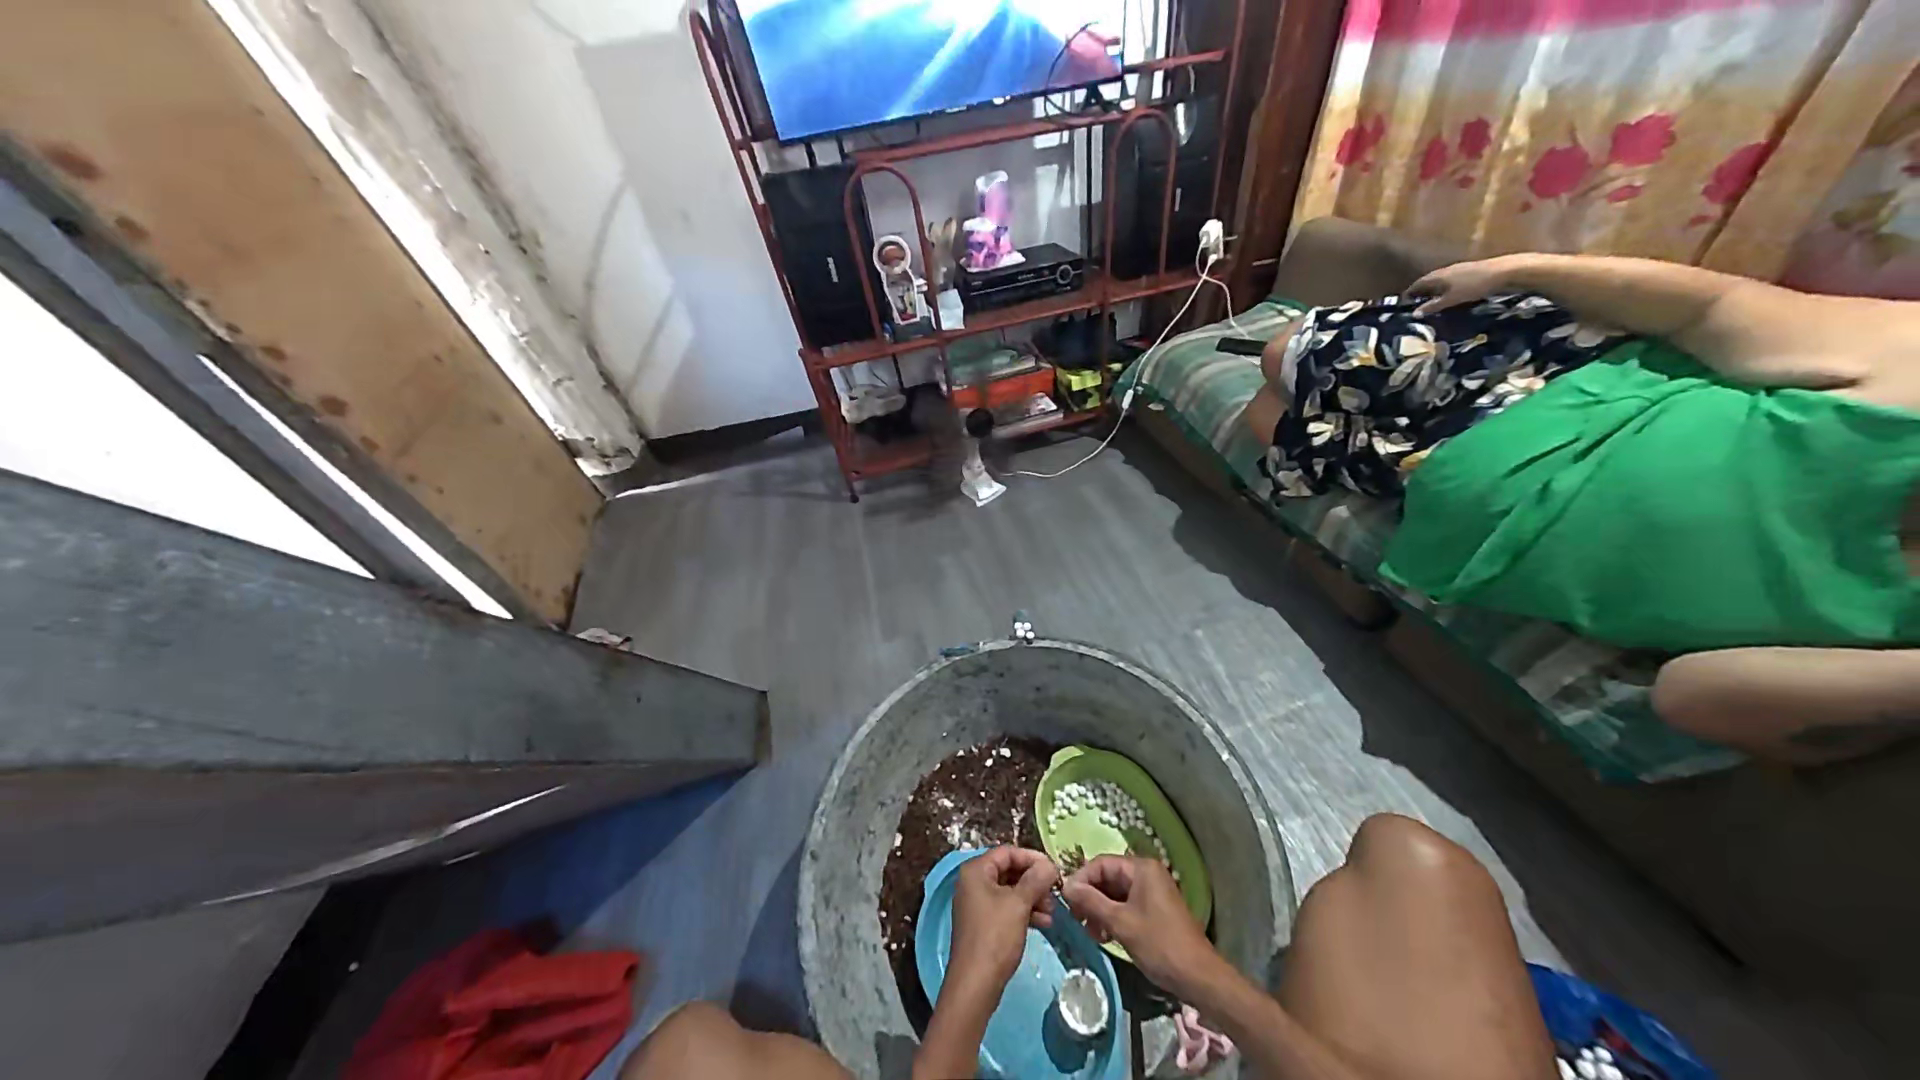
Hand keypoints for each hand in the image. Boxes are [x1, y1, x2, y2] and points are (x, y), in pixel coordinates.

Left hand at [947, 847, 1058, 997]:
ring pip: (1010, 891)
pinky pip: (1007, 908)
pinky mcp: (984, 924)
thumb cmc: (995, 937)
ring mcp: (978, 904)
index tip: (1054, 869)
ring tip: (1052, 911)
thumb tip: (1050, 864)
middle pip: (1009, 871)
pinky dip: (1025, 912)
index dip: (1032, 858)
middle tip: (1055, 892)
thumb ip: (1036, 880)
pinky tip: (1044, 923)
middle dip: (1034, 881)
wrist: (976, 984)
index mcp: (976, 871)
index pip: (1007, 852)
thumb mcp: (1018, 904)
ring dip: (1032, 898)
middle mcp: (974, 882)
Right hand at [1063, 856, 1219, 993]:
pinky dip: (1112, 917)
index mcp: (1141, 868)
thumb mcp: (1120, 922)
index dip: (1081, 879)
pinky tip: (1103, 936)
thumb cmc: (1159, 944)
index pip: (1101, 863)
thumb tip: (1065, 886)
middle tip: (1075, 918)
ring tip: (1089, 931)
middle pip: (1107, 877)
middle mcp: (1147, 874)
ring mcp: (1152, 892)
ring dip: (1099, 910)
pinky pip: (1125, 905)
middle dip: (1089, 897)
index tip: (1065, 899)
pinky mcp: (1154, 910)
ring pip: (1115, 893)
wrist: (1198, 977)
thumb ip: (1090, 901)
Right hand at [1408, 257, 1519, 314]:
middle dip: (1420, 291)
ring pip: (1439, 279)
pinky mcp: (1468, 270)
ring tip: (1432, 300)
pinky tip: (1449, 293)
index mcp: (1436, 276)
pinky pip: (1450, 279)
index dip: (1409, 293)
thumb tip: (1415, 314)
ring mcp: (1457, 268)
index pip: (1417, 284)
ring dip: (1433, 289)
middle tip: (1416, 303)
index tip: (1405, 304)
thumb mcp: (1450, 300)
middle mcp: (1444, 270)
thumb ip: (1432, 306)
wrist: (1503, 272)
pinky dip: (1444, 287)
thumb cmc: (1473, 286)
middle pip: (1427, 281)